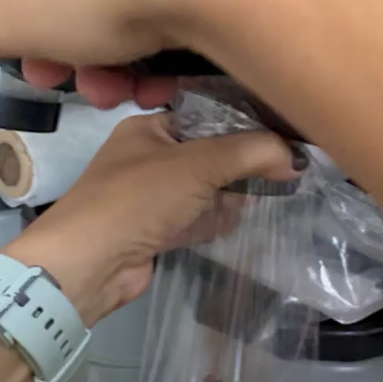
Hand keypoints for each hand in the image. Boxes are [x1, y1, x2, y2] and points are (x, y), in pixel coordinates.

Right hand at [0, 0, 262, 109]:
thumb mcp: (3, 18)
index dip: (23, 45)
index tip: (39, 77)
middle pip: (74, 23)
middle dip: (78, 71)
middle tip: (93, 93)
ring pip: (122, 35)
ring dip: (119, 78)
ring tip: (131, 94)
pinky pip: (165, 34)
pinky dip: (159, 67)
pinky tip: (163, 86)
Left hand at [0, 113, 298, 326]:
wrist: (86, 266)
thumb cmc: (137, 199)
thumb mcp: (199, 164)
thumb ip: (251, 154)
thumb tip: (296, 157)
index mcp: (149, 127)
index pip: (208, 116)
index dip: (245, 122)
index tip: (285, 129)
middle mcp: (149, 157)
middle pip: (210, 152)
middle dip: (245, 159)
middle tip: (289, 161)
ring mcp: (152, 197)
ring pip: (206, 187)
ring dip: (235, 190)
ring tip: (281, 186)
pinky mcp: (156, 231)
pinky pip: (198, 217)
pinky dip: (220, 216)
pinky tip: (248, 214)